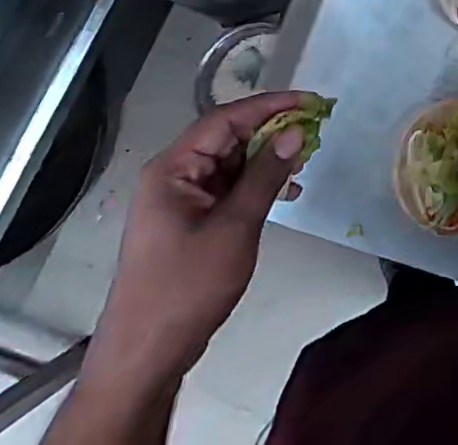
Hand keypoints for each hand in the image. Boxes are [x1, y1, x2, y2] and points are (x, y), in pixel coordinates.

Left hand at [96, 91, 310, 373]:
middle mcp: (173, 175)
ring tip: (304, 160)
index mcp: (172, 167)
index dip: (268, 106)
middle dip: (270, 132)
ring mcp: (181, 199)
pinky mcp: (190, 221)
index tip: (307, 101)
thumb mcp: (234, 227)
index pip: (224, 119)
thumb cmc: (186, 288)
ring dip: (266, 160)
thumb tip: (295, 131)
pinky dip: (256, 186)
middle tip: (313, 129)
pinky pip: (228, 189)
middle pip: (227, 138)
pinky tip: (285, 194)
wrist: (145, 356)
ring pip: (230, 163)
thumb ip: (265, 175)